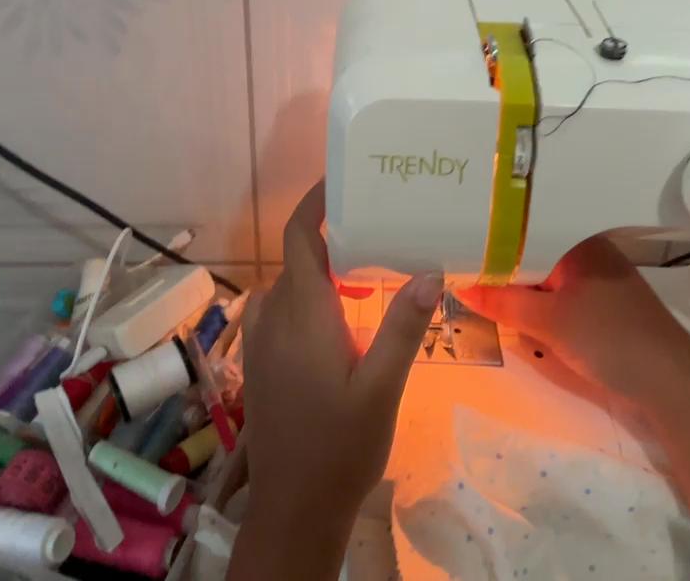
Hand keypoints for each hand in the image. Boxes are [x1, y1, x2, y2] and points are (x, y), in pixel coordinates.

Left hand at [230, 180, 441, 578]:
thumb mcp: (383, 388)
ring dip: (321, 270)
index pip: (299, 238)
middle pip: (297, 257)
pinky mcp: (260, 362)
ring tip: (366, 270)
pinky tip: (340, 319)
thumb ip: (403, 328)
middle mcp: (274, 317)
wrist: (293, 508)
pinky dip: (307, 296)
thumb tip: (429, 271)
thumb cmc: (341, 447)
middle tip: (378, 228)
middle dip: (331, 236)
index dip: (314, 204)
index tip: (343, 182)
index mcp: (303, 315)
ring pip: (289, 284)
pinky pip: (281, 309)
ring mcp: (261, 341)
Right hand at [457, 236, 689, 402]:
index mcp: (578, 242)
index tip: (456, 251)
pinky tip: (517, 318)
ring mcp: (598, 281)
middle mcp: (588, 253)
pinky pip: (560, 299)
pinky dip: (539, 309)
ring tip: (479, 294)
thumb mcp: (548, 321)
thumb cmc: (609, 338)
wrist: (672, 385)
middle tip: (459, 275)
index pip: (525, 234)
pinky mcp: (603, 308)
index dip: (491, 244)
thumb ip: (503, 303)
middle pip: (533, 257)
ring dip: (520, 294)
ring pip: (545, 281)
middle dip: (502, 272)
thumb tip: (459, 287)